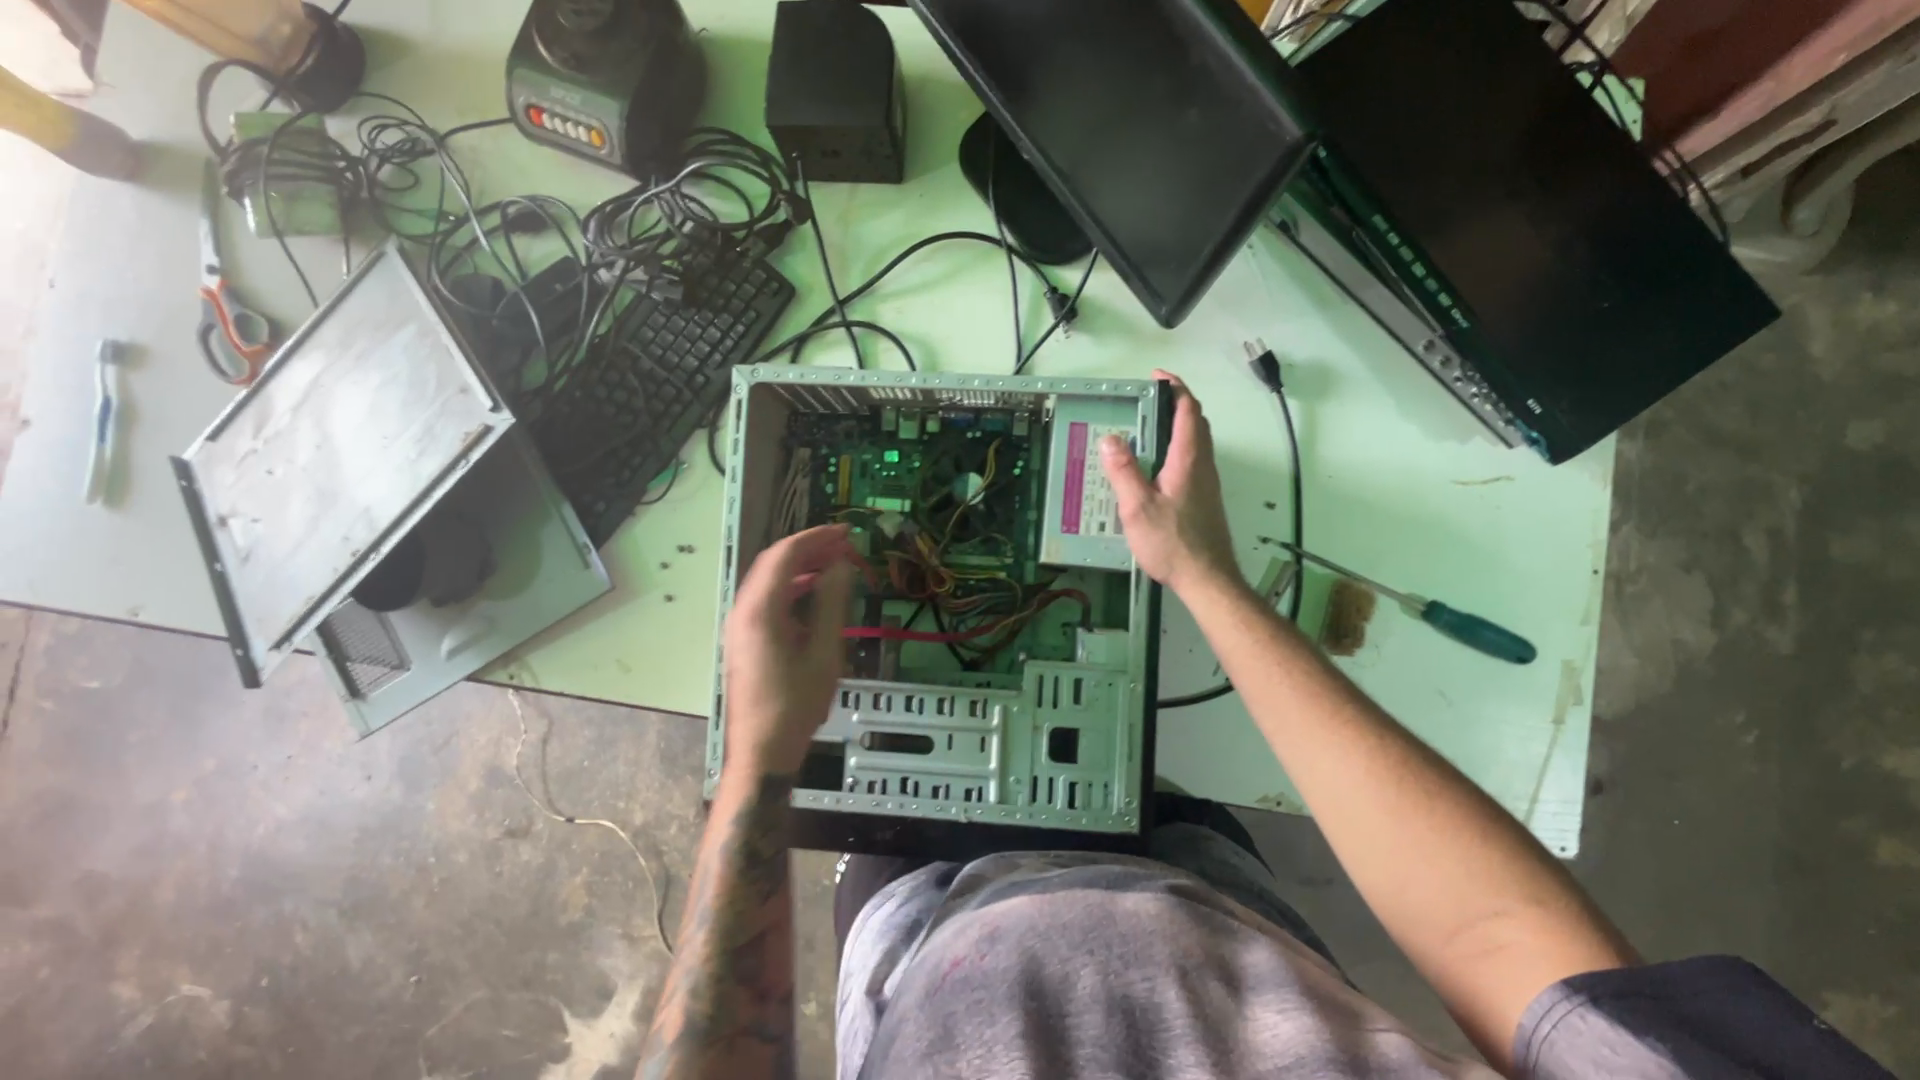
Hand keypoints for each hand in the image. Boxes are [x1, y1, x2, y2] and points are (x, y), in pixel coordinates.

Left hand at [723, 525, 856, 777]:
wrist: (761, 751)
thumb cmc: (796, 705)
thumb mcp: (824, 653)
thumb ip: (832, 604)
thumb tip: (843, 566)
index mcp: (760, 610)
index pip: (785, 555)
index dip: (817, 537)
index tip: (847, 533)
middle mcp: (742, 610)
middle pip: (773, 563)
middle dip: (809, 548)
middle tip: (844, 545)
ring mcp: (739, 626)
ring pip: (768, 580)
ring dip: (800, 567)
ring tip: (835, 564)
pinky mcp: (743, 640)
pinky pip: (766, 600)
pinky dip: (791, 587)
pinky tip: (815, 594)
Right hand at [1101, 370, 1241, 597]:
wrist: (1207, 578)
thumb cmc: (1172, 543)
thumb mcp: (1138, 507)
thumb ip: (1124, 471)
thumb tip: (1111, 439)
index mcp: (1188, 459)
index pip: (1187, 410)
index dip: (1175, 388)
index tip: (1156, 377)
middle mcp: (1203, 465)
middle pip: (1197, 422)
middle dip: (1176, 403)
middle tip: (1149, 399)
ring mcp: (1208, 482)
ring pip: (1198, 442)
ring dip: (1178, 426)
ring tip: (1149, 428)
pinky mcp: (1206, 498)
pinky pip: (1195, 460)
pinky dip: (1178, 448)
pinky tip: (1158, 465)